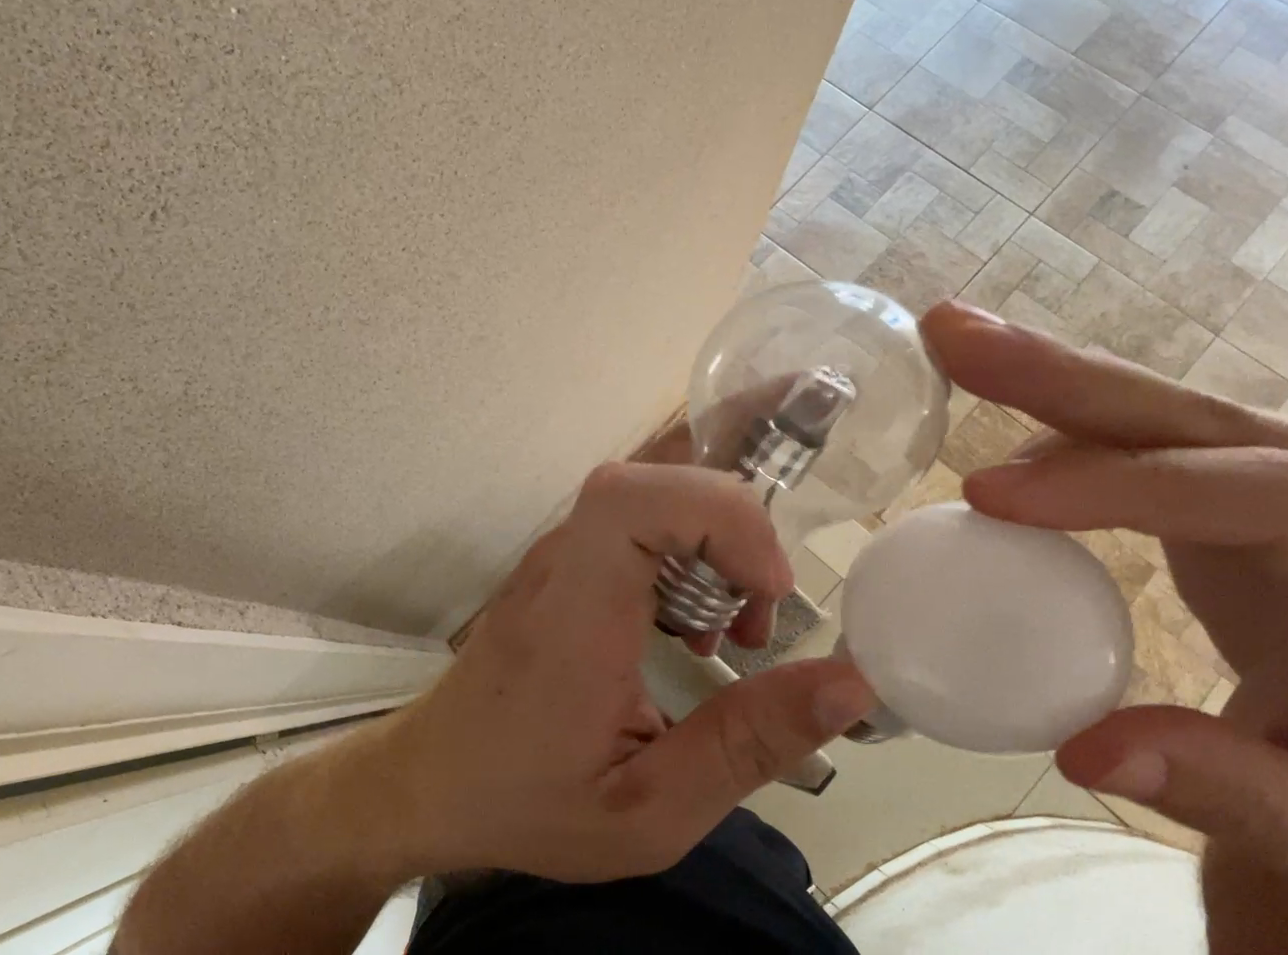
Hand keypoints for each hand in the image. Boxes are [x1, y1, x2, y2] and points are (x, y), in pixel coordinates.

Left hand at [366, 462, 874, 881]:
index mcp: (575, 612)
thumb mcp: (650, 810)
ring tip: (731, 632)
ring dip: (714, 541)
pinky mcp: (564, 564)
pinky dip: (689, 550)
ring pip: (650, 492)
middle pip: (653, 478)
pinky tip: (694, 625)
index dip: (719, 516)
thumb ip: (747, 745)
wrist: (435, 781)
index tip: (765, 597)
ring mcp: (558, 555)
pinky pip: (636, 519)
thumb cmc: (530, 802)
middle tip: (756, 623)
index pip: (632, 496)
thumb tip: (852, 682)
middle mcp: (561, 561)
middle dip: (734, 530)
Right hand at [924, 302, 1287, 907]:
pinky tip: (998, 422)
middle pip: (1207, 414)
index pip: (1271, 494)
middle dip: (1063, 375)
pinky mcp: (1253, 476)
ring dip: (1049, 378)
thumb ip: (1242, 796)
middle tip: (951, 337)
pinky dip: (1062, 419)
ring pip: (1168, 409)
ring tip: (951, 346)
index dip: (1120, 483)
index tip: (984, 495)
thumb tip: (1085, 752)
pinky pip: (1151, 436)